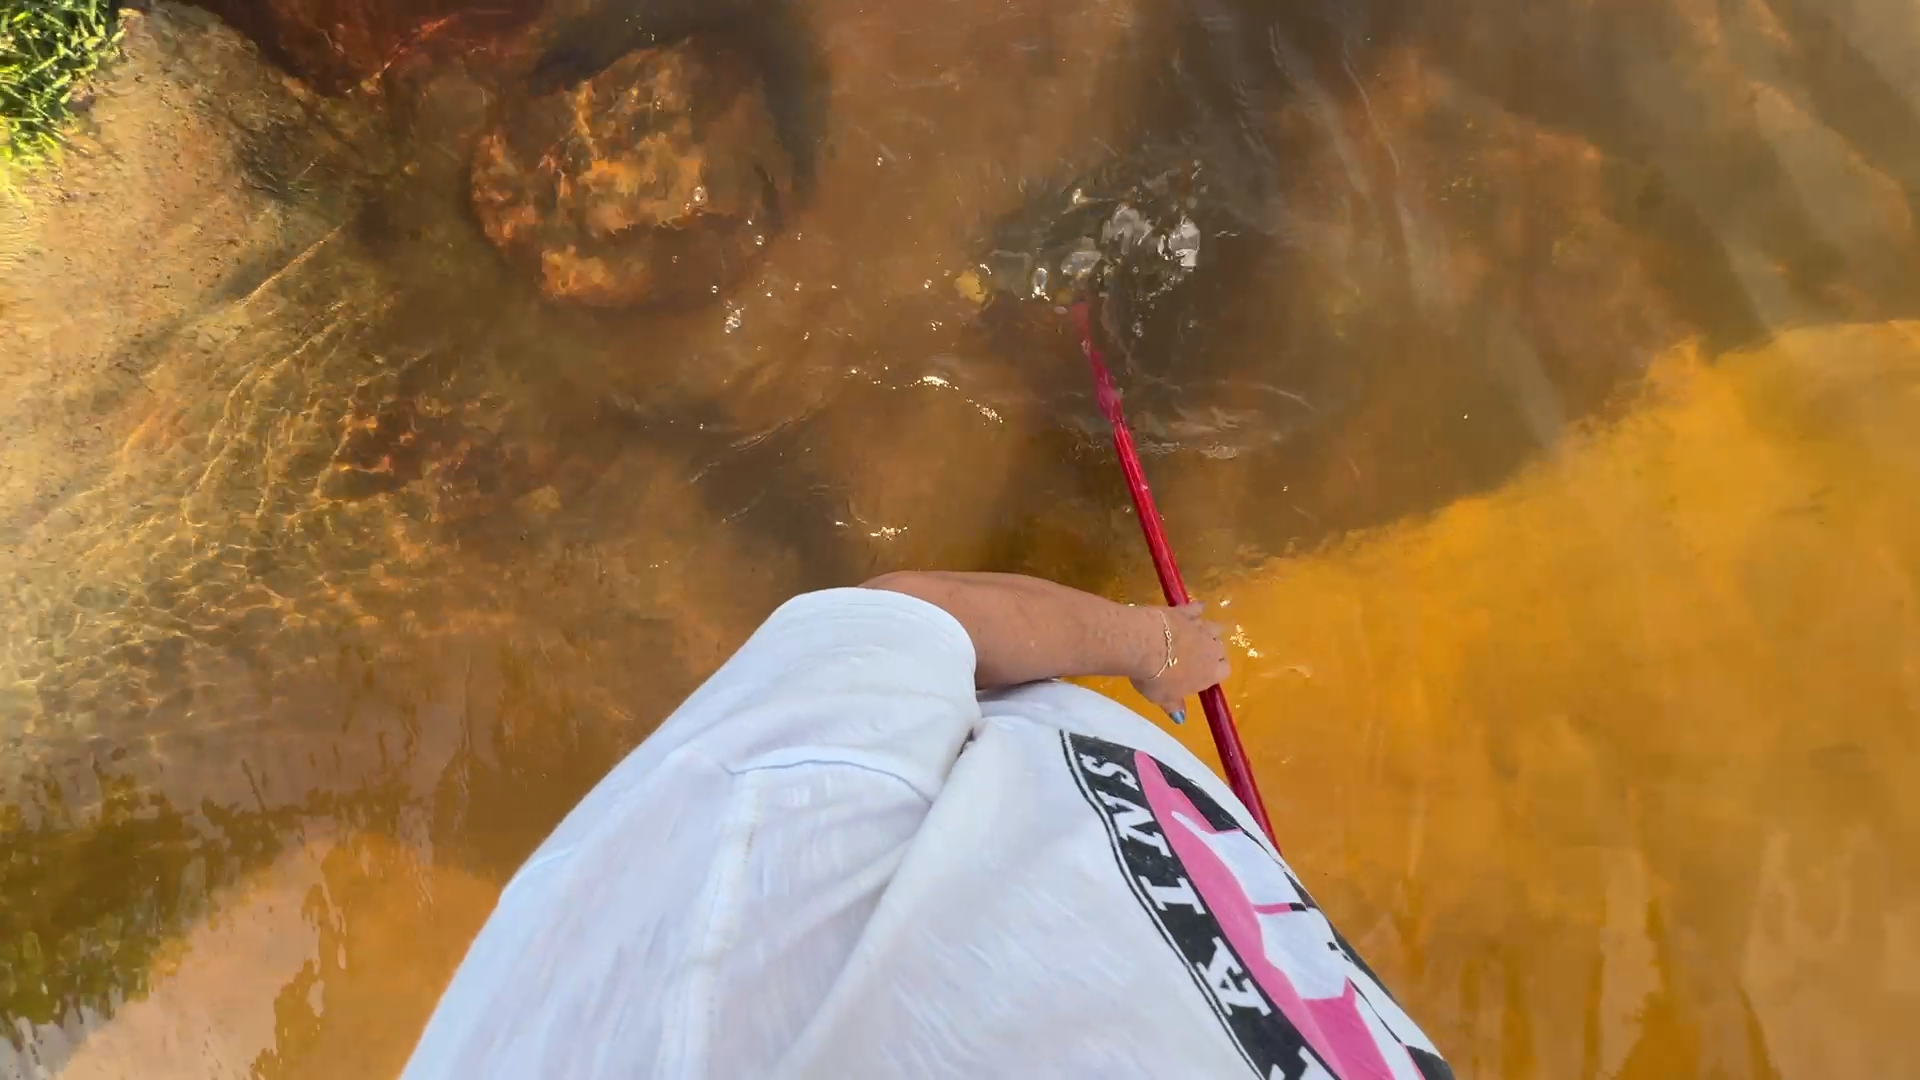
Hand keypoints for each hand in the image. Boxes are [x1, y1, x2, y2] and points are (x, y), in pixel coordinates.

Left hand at [1131, 602, 1230, 721]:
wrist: (1142, 643)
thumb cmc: (1154, 677)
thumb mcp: (1161, 698)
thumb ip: (1174, 705)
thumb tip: (1180, 718)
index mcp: (1210, 673)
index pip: (1223, 671)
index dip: (1214, 672)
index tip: (1201, 674)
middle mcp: (1211, 649)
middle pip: (1220, 649)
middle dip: (1212, 652)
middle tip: (1196, 656)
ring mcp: (1199, 628)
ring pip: (1214, 628)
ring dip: (1208, 631)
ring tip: (1198, 634)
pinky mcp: (1185, 611)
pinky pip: (1197, 608)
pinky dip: (1196, 609)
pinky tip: (1194, 609)